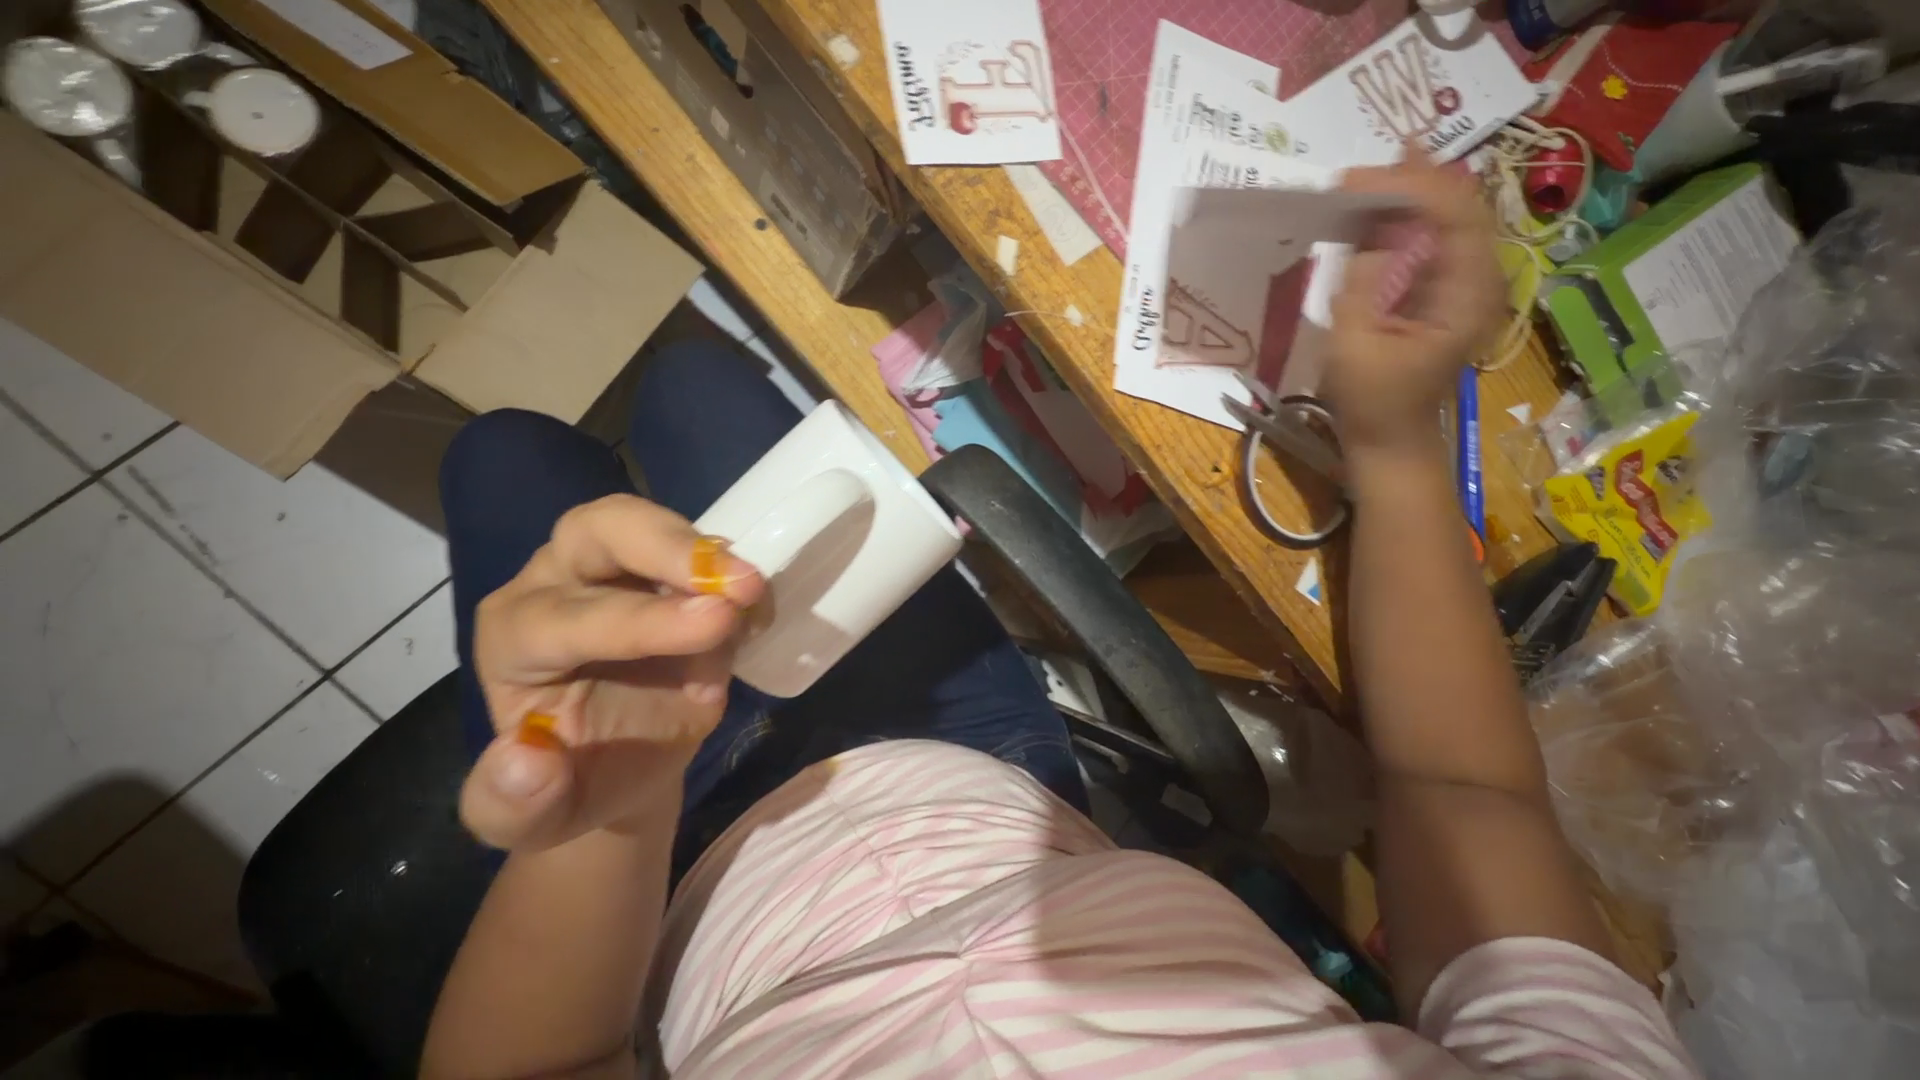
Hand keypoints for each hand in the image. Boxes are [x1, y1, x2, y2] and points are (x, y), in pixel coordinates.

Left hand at [460, 496, 763, 851]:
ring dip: (706, 552)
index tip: (715, 625)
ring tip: (756, 592)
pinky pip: (701, 554)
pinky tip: (761, 610)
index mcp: (514, 641)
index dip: (638, 620)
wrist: (624, 765)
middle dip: (668, 548)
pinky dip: (734, 572)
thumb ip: (511, 803)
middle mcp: (557, 586)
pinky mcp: (669, 574)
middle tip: (738, 582)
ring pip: (648, 527)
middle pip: (598, 530)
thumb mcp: (533, 820)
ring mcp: (617, 571)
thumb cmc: (575, 786)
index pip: (563, 617)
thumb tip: (526, 757)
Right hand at [1325, 147, 1506, 457]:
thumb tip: (1369, 231)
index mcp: (1467, 293)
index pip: (1453, 213)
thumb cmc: (1372, 402)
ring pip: (1443, 217)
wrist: (1390, 440)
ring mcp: (1460, 283)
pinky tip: (1369, 211)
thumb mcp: (1355, 346)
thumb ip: (1363, 285)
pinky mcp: (1440, 291)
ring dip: (1403, 196)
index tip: (1353, 181)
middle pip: (1455, 205)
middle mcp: (1477, 277)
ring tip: (1359, 183)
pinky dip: (1398, 221)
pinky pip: (1427, 241)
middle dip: (1407, 181)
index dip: (1407, 186)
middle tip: (1354, 174)